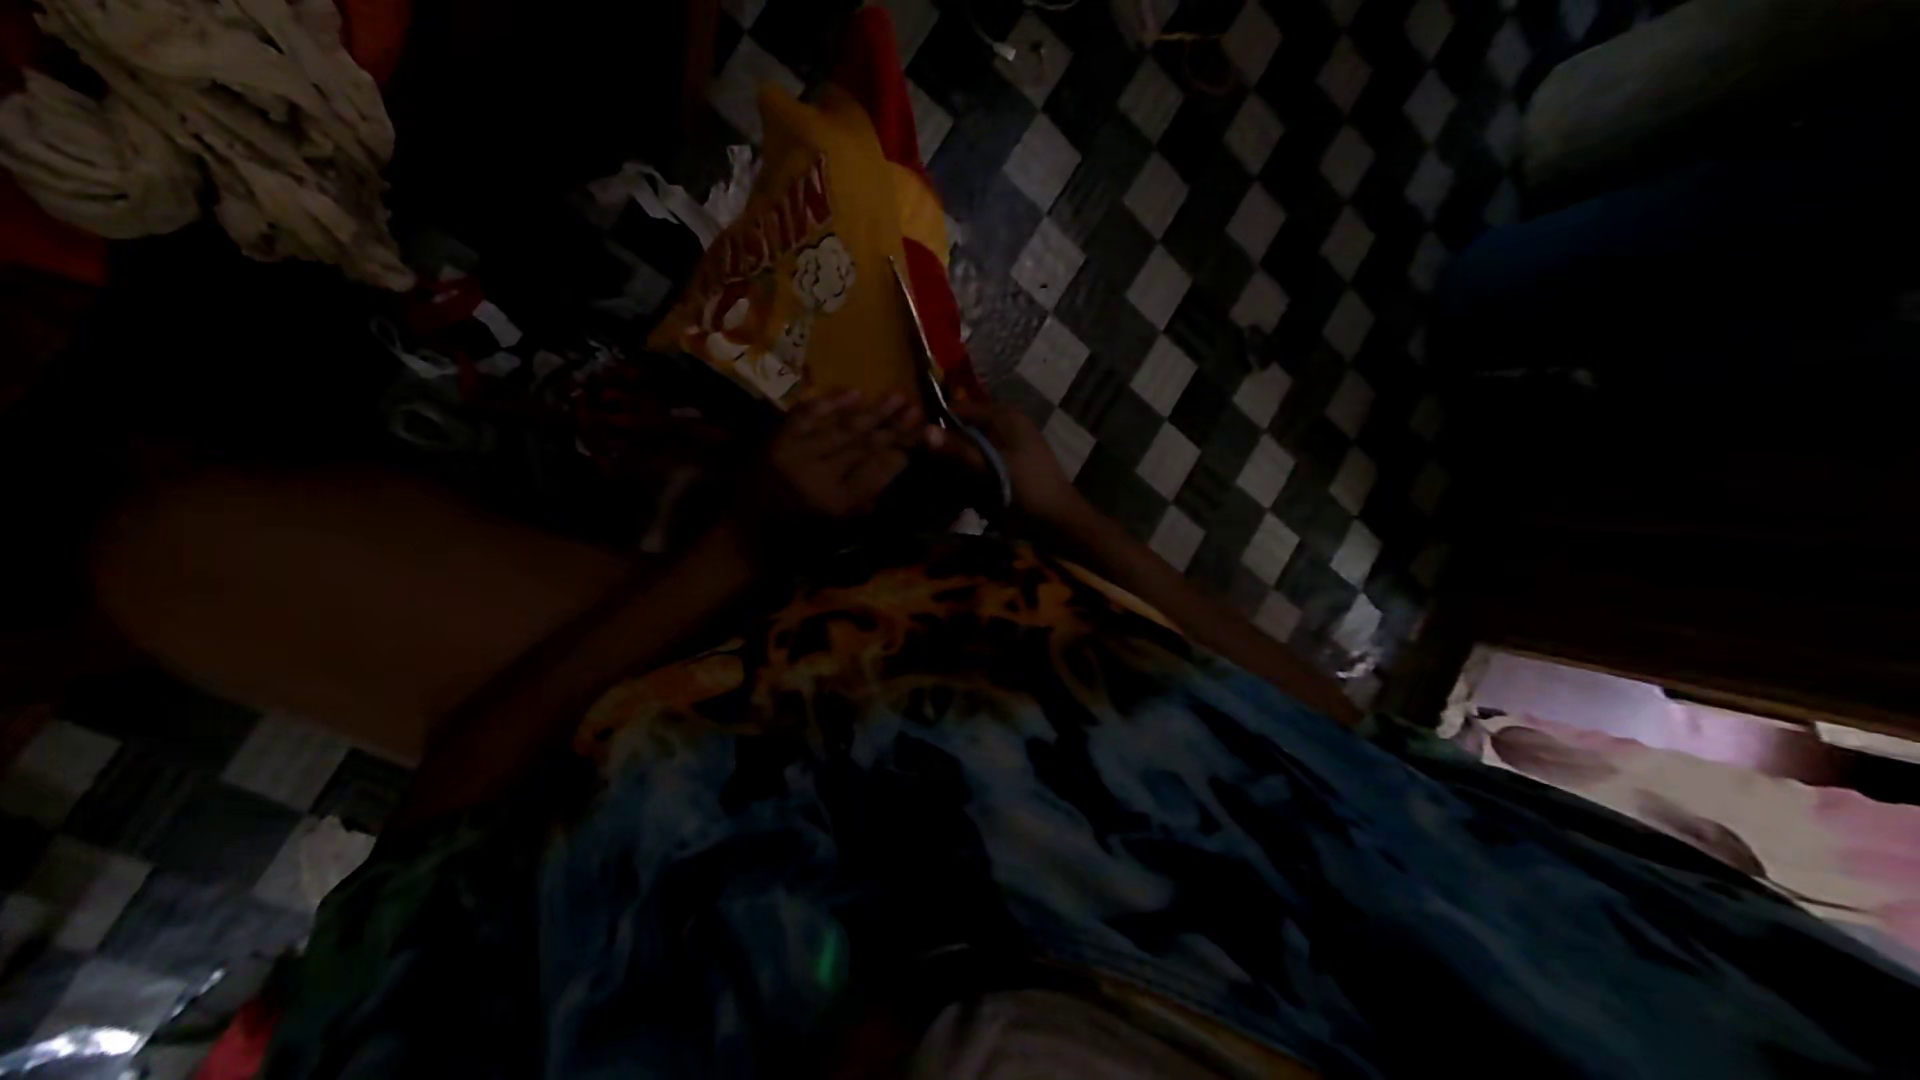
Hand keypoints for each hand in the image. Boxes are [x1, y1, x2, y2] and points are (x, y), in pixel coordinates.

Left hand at [740, 389, 924, 553]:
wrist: (744, 538)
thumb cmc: (797, 544)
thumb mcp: (837, 529)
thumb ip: (864, 499)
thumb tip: (891, 468)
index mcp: (836, 503)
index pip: (878, 471)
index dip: (902, 451)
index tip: (923, 434)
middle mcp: (819, 475)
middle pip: (865, 446)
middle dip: (894, 427)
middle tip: (917, 408)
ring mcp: (796, 454)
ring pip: (842, 428)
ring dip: (873, 411)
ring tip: (898, 396)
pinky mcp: (777, 441)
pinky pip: (808, 415)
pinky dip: (831, 403)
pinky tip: (855, 392)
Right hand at [928, 398, 1093, 532]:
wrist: (1060, 521)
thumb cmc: (1027, 491)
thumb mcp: (989, 469)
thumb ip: (958, 450)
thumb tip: (923, 430)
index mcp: (1005, 416)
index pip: (959, 409)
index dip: (936, 424)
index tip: (915, 445)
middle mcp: (1007, 423)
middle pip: (965, 427)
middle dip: (947, 446)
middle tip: (925, 466)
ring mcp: (1010, 443)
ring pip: (972, 445)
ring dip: (957, 463)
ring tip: (938, 479)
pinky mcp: (1011, 463)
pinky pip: (982, 460)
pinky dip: (970, 472)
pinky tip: (959, 487)